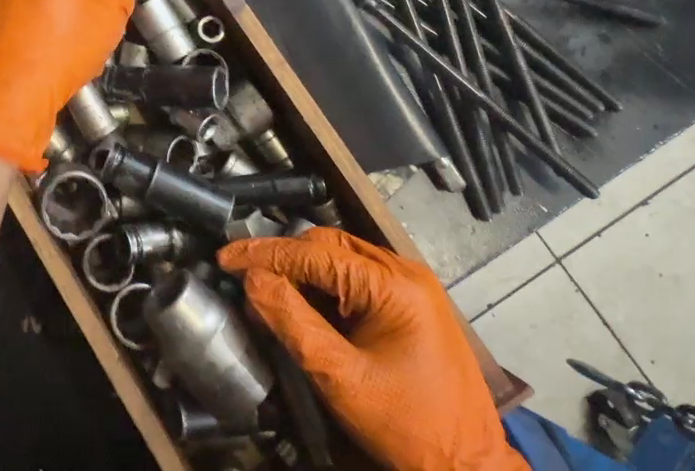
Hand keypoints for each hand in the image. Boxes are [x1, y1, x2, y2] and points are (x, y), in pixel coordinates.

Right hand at [220, 228, 525, 470]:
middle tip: (243, 275)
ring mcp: (413, 287)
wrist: (469, 468)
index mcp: (393, 285)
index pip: (314, 253)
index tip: (225, 258)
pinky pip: (359, 278)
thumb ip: (293, 323)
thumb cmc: (406, 425)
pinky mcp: (414, 305)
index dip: (264, 253)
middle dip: (282, 256)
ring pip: (343, 257)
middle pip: (329, 245)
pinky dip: (326, 285)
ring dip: (303, 269)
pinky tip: (304, 304)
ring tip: (267, 289)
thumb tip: (253, 281)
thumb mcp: (340, 378)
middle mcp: (406, 273)